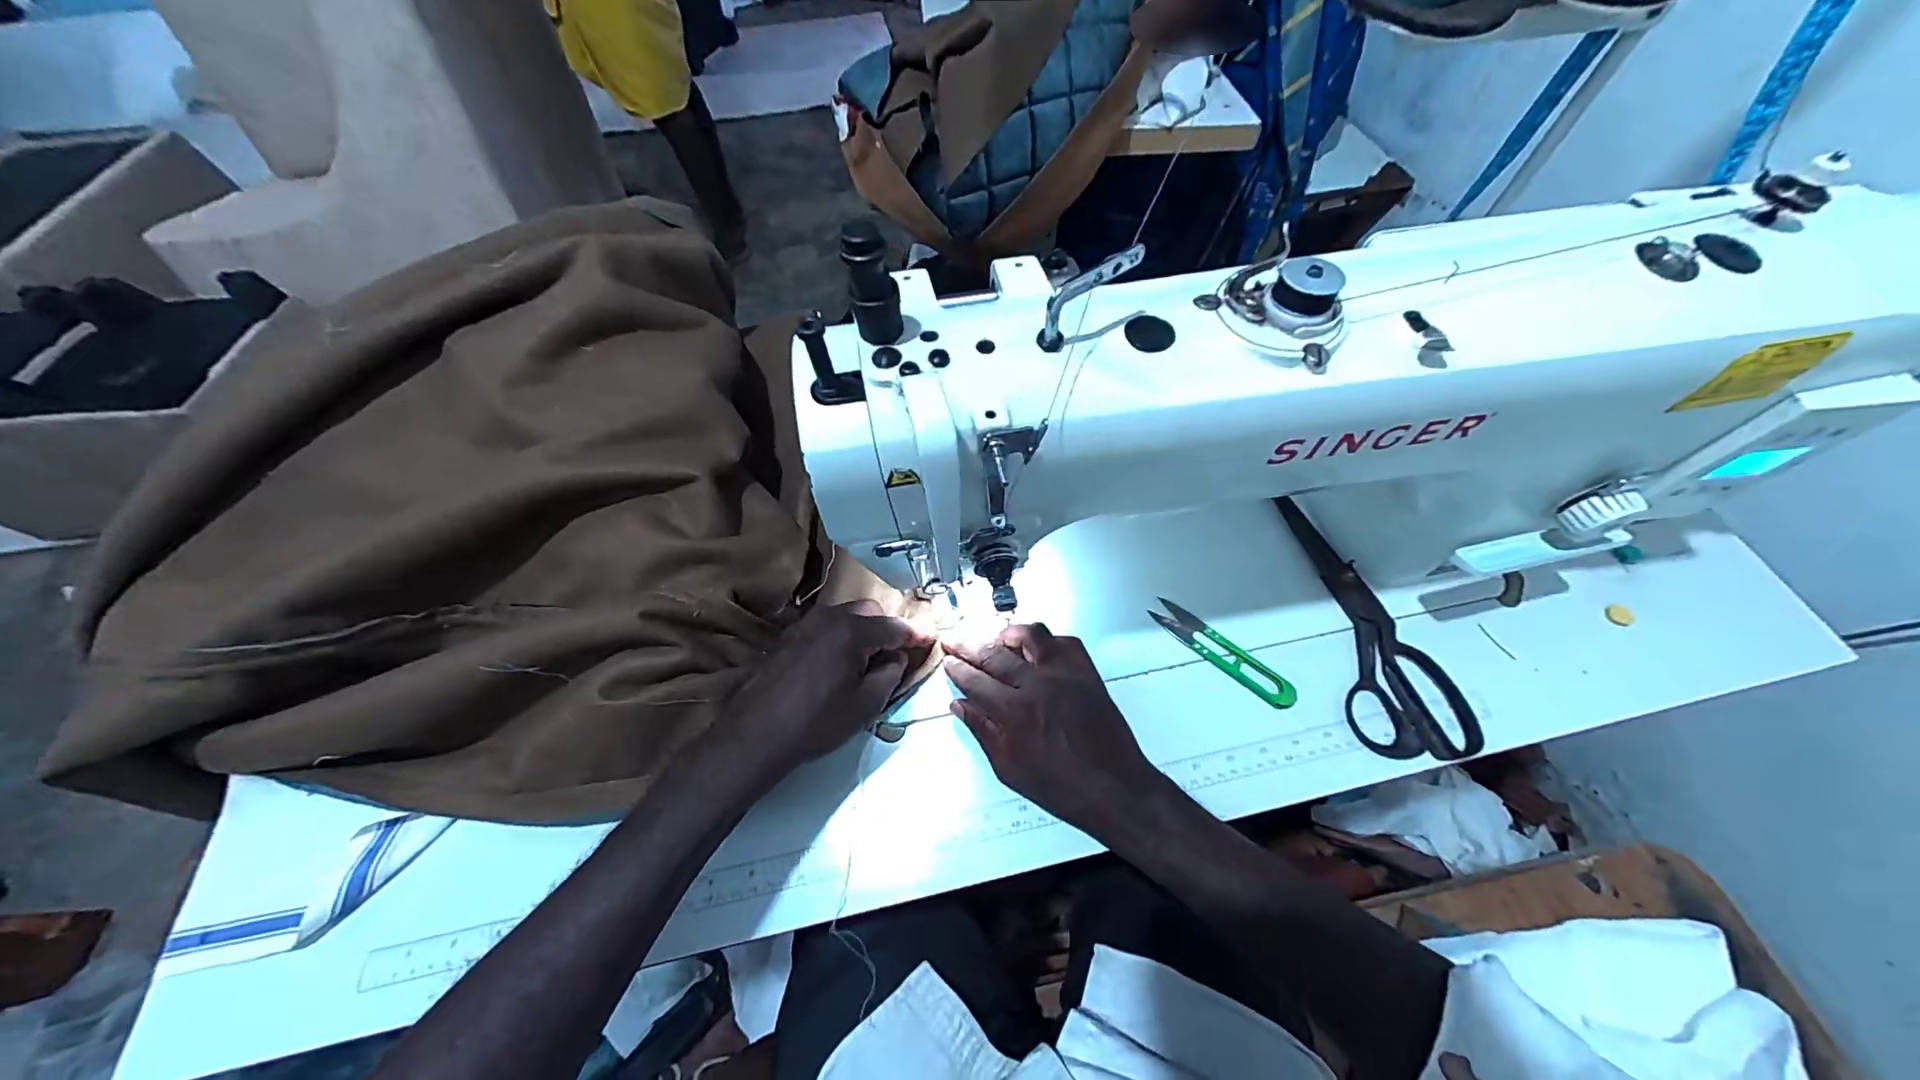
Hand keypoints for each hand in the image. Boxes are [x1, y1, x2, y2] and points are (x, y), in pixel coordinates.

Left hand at [726, 600, 930, 774]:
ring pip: (846, 615)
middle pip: (870, 611)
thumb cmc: (818, 721)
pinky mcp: (789, 636)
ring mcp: (806, 624)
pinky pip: (826, 626)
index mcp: (853, 630)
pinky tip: (840, 661)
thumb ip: (891, 674)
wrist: (757, 734)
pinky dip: (841, 635)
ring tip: (869, 657)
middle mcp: (830, 617)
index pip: (896, 626)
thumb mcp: (867, 704)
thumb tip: (896, 657)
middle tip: (897, 653)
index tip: (931, 640)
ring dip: (864, 629)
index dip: (917, 635)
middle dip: (888, 627)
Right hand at [943, 624, 1173, 839]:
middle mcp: (1039, 686)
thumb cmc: (1066, 787)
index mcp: (1016, 712)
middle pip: (996, 654)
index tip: (950, 662)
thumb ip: (984, 731)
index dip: (958, 669)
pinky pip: (1066, 642)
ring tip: (998, 638)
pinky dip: (1049, 640)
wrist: (1115, 788)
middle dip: (971, 647)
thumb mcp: (1010, 768)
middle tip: (959, 643)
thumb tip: (961, 707)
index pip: (975, 680)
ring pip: (1032, 636)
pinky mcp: (1087, 674)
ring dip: (1010, 634)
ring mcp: (1065, 675)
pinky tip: (1040, 647)